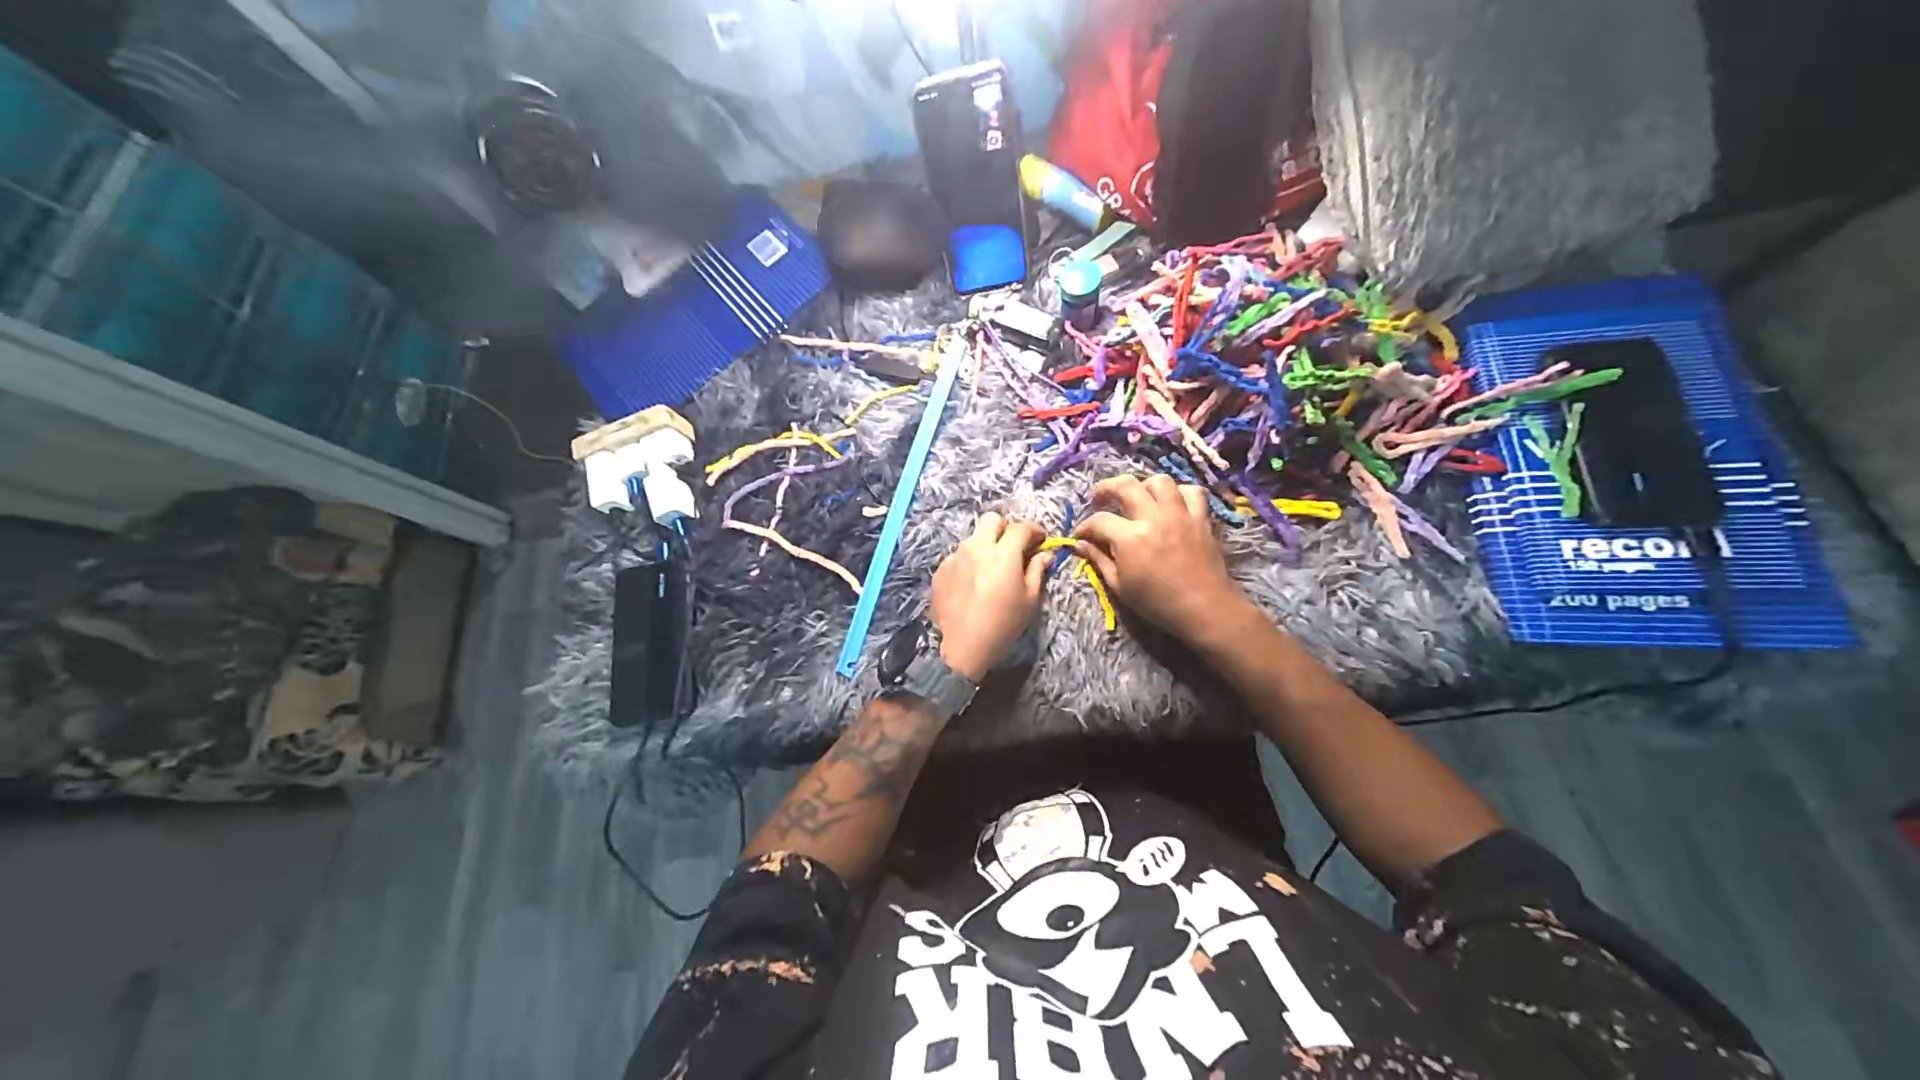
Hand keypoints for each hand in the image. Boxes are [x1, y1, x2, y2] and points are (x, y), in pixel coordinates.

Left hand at [929, 512, 1051, 680]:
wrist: (964, 646)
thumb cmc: (1003, 624)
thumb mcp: (1029, 599)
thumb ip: (1037, 570)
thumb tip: (1044, 554)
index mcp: (1003, 554)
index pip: (1020, 527)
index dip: (1034, 530)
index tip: (1039, 539)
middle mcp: (976, 548)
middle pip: (992, 519)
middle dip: (1005, 528)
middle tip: (1012, 547)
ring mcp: (955, 557)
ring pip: (973, 538)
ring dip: (985, 545)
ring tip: (990, 569)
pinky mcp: (941, 570)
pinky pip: (958, 556)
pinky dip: (968, 562)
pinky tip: (972, 584)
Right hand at [1071, 473, 1249, 640]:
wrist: (1203, 608)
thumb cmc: (1157, 603)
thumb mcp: (1119, 586)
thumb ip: (1098, 560)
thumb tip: (1080, 544)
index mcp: (1130, 538)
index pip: (1099, 521)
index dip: (1084, 527)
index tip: (1080, 535)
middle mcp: (1154, 518)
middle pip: (1126, 485)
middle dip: (1106, 488)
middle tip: (1099, 498)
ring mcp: (1180, 515)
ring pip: (1160, 481)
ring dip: (1144, 485)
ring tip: (1138, 497)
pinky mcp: (1200, 518)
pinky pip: (1192, 492)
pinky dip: (1179, 493)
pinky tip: (1171, 503)